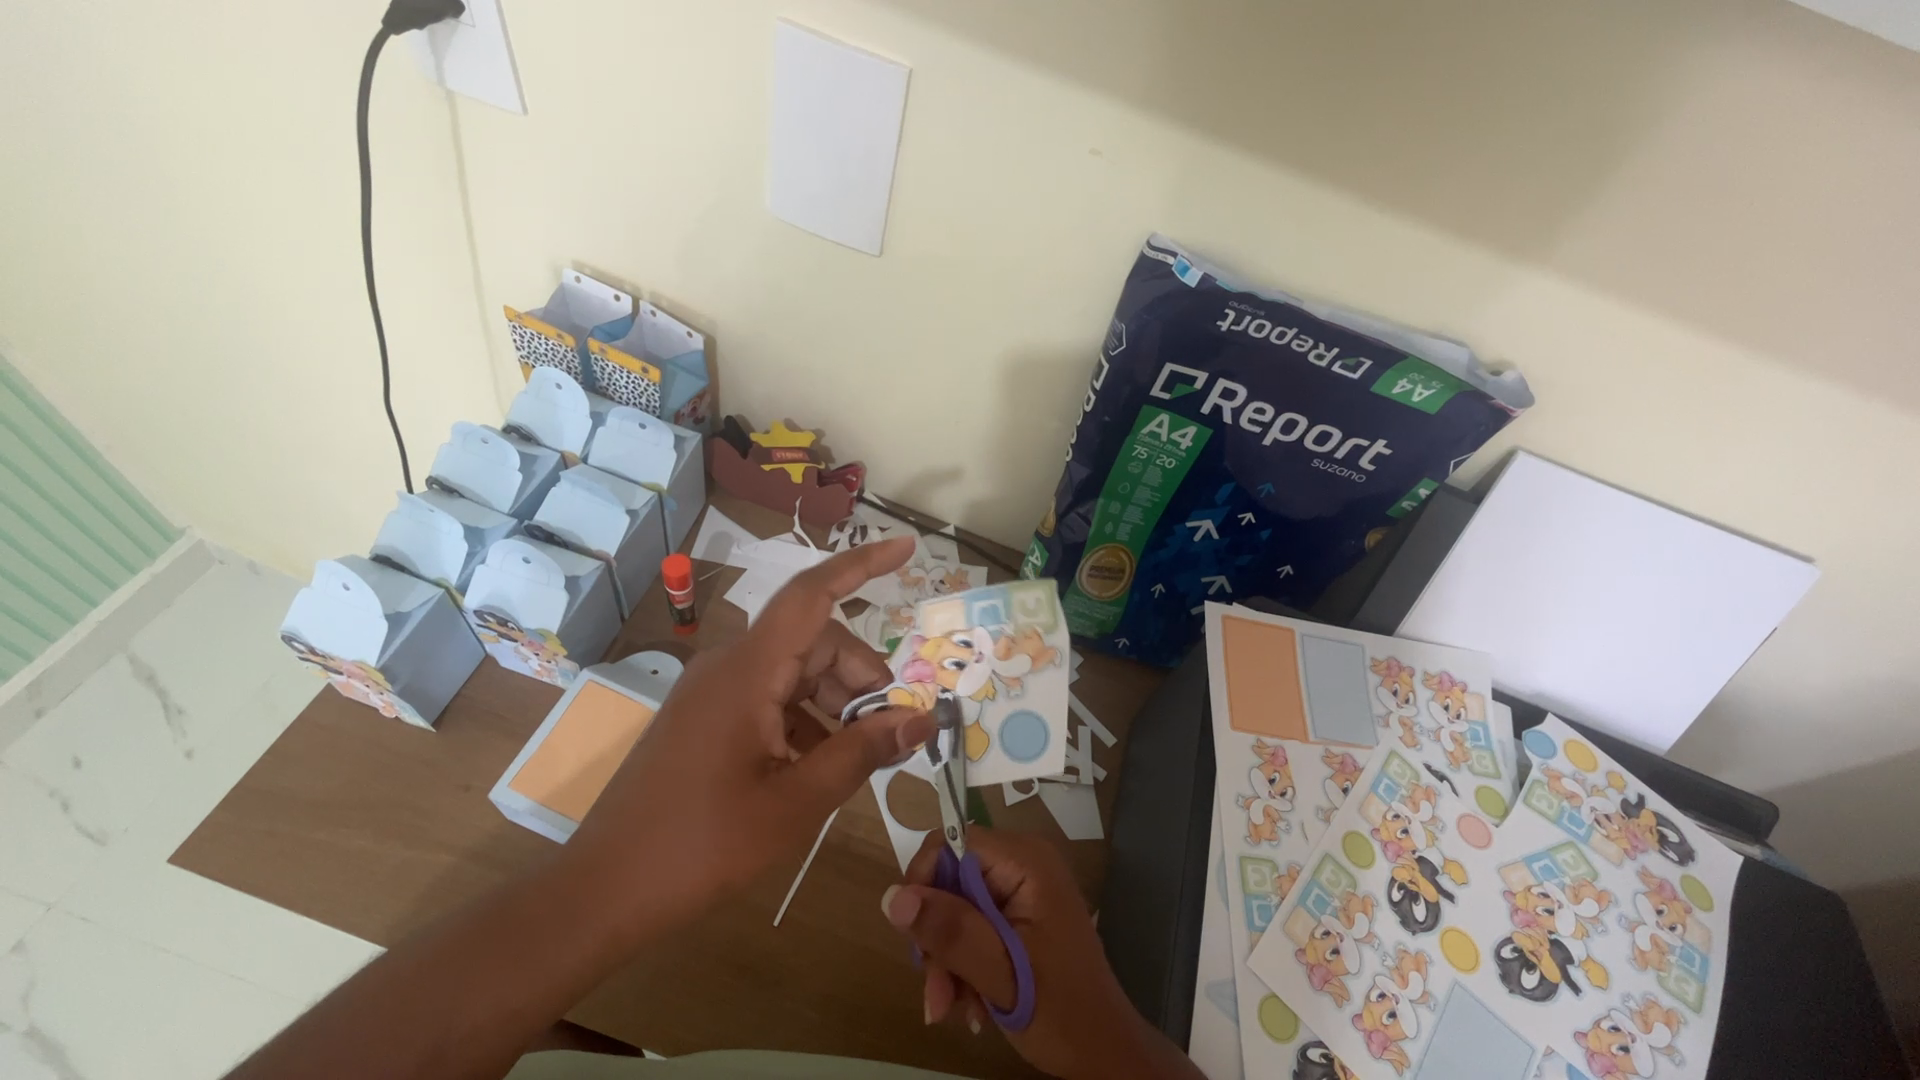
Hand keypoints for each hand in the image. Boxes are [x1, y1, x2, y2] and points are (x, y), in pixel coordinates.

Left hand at [563, 536, 935, 943]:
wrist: (606, 889)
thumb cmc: (703, 845)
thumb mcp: (797, 802)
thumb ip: (862, 752)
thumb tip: (920, 719)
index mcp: (747, 673)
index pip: (811, 595)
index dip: (862, 566)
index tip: (907, 548)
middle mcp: (728, 667)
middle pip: (813, 641)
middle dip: (861, 676)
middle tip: (892, 731)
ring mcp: (713, 692)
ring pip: (794, 671)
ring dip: (836, 702)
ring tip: (860, 755)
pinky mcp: (706, 718)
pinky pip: (770, 697)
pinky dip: (806, 719)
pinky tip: (820, 765)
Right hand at [883, 828, 1202, 1079]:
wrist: (1104, 1054)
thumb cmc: (1061, 1011)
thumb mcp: (998, 972)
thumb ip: (949, 930)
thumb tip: (891, 895)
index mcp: (1026, 862)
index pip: (952, 843)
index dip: (924, 883)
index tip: (915, 936)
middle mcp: (1024, 863)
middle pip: (951, 879)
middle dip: (937, 937)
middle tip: (937, 993)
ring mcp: (1023, 890)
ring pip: (957, 907)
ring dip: (947, 959)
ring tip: (953, 1009)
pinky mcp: (1020, 914)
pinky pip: (974, 925)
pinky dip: (964, 963)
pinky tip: (970, 1004)